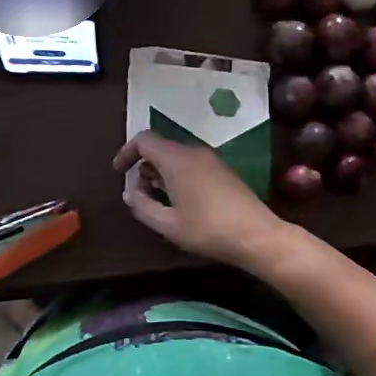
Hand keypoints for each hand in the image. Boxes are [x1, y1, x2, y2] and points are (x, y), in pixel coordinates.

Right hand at [112, 131, 289, 267]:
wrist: (256, 236)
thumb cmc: (208, 230)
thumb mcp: (168, 225)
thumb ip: (143, 206)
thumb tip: (129, 193)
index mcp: (178, 160)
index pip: (144, 140)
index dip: (127, 153)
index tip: (119, 172)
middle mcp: (195, 152)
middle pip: (161, 147)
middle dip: (144, 166)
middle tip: (140, 194)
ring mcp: (212, 160)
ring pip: (177, 156)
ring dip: (161, 173)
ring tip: (158, 200)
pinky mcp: (224, 171)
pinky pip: (192, 164)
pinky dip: (178, 176)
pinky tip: (181, 202)